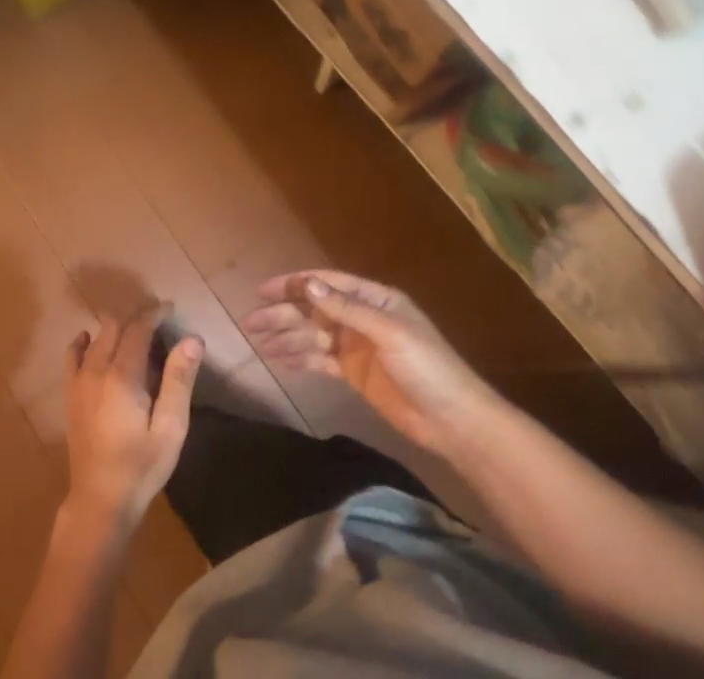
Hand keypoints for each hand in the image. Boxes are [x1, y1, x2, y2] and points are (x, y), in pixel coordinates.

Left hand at [63, 304, 202, 527]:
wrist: (100, 498)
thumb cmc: (142, 466)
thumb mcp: (171, 427)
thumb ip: (179, 380)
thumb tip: (192, 340)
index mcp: (123, 376)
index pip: (137, 329)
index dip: (154, 314)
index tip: (171, 308)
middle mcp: (96, 370)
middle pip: (114, 327)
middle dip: (136, 317)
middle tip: (159, 321)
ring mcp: (78, 382)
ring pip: (95, 338)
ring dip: (114, 328)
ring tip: (136, 334)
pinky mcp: (70, 394)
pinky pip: (73, 355)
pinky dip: (85, 342)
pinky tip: (92, 342)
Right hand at [241, 271, 498, 453]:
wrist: (452, 419)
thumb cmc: (428, 368)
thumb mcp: (389, 333)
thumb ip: (348, 310)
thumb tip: (308, 286)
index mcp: (376, 300)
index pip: (328, 285)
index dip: (295, 284)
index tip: (263, 291)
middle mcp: (363, 318)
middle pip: (315, 310)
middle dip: (283, 314)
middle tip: (251, 322)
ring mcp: (357, 346)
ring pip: (313, 335)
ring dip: (287, 338)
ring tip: (259, 345)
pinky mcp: (354, 372)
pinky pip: (320, 359)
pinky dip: (300, 359)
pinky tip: (280, 361)